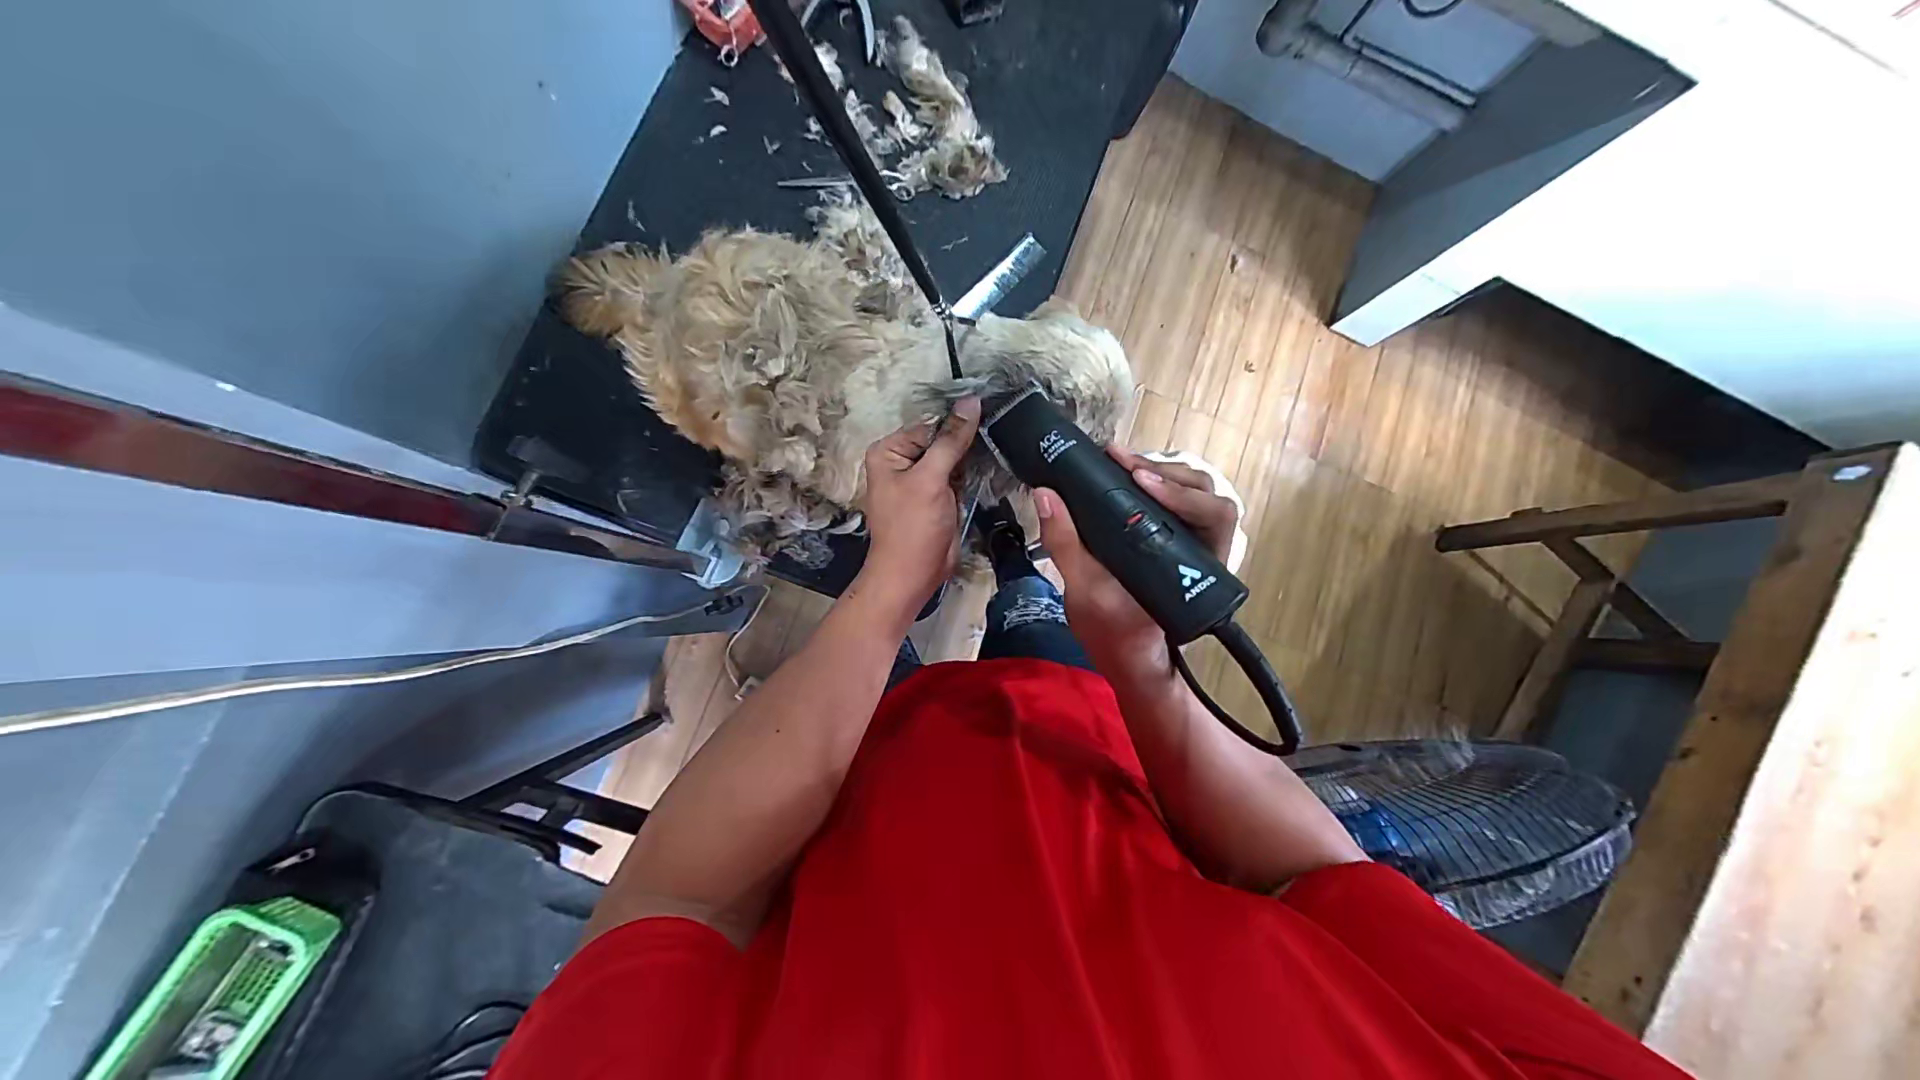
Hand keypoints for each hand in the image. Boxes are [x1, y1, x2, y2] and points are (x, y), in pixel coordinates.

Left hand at [855, 397, 981, 618]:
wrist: (912, 574)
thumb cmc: (912, 526)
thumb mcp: (930, 478)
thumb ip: (951, 440)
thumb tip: (971, 402)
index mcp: (888, 452)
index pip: (929, 425)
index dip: (956, 423)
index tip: (989, 413)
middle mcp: (902, 462)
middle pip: (941, 440)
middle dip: (965, 441)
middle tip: (997, 431)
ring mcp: (921, 481)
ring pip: (953, 458)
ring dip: (971, 459)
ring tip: (997, 449)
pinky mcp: (938, 497)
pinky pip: (957, 477)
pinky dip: (970, 476)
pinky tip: (990, 468)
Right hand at [1035, 447, 1239, 681]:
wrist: (1125, 654)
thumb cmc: (1114, 631)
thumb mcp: (1083, 591)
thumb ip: (1064, 543)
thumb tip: (1045, 495)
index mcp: (1196, 567)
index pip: (1210, 514)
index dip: (1179, 490)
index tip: (1139, 479)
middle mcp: (1203, 549)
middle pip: (1204, 492)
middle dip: (1165, 472)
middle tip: (1122, 463)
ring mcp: (1190, 541)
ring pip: (1190, 489)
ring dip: (1158, 470)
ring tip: (1119, 462)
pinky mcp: (1172, 535)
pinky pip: (1172, 497)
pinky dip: (1150, 481)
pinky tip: (1122, 473)